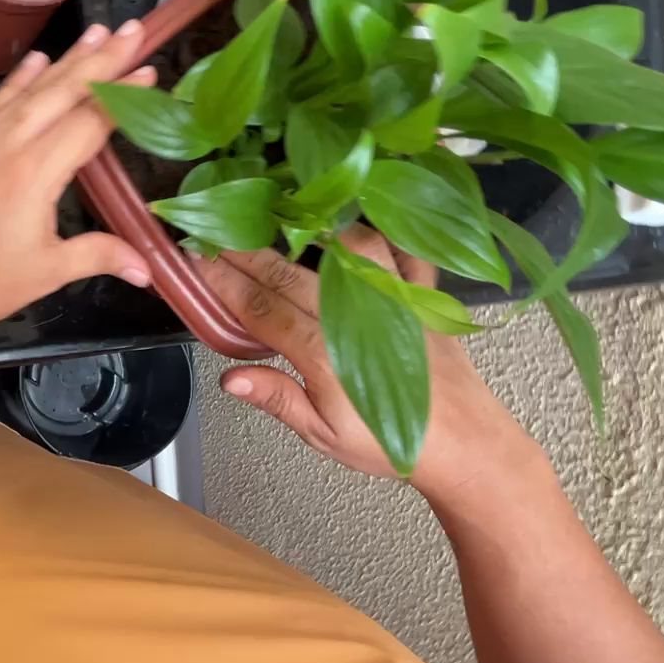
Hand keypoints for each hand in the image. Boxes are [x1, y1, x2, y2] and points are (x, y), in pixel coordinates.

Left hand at [0, 22, 155, 343]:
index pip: (88, 122)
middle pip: (60, 90)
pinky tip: (35, 61)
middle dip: (99, 58)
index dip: (121, 96)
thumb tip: (148, 270)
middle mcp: (8, 145)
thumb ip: (100, 256)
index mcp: (33, 174)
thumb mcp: (49, 272)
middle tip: (132, 28)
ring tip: (95, 32)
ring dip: (64, 59)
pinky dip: (19, 79)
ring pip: (29, 90)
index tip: (150, 68)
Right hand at [187, 227, 545, 503]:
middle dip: (246, 252)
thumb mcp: (322, 433)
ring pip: (347, 248)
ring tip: (275, 216)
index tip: (197, 261)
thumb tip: (228, 377)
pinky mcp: (423, 295)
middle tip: (214, 233)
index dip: (225, 283)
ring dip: (308, 230)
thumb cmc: (389, 442)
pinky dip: (381, 230)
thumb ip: (276, 398)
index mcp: (326, 355)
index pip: (262, 309)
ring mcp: (395, 301)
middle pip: (290, 274)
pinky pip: (404, 249)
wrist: (466, 446)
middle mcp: (359, 318)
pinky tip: (353, 221)